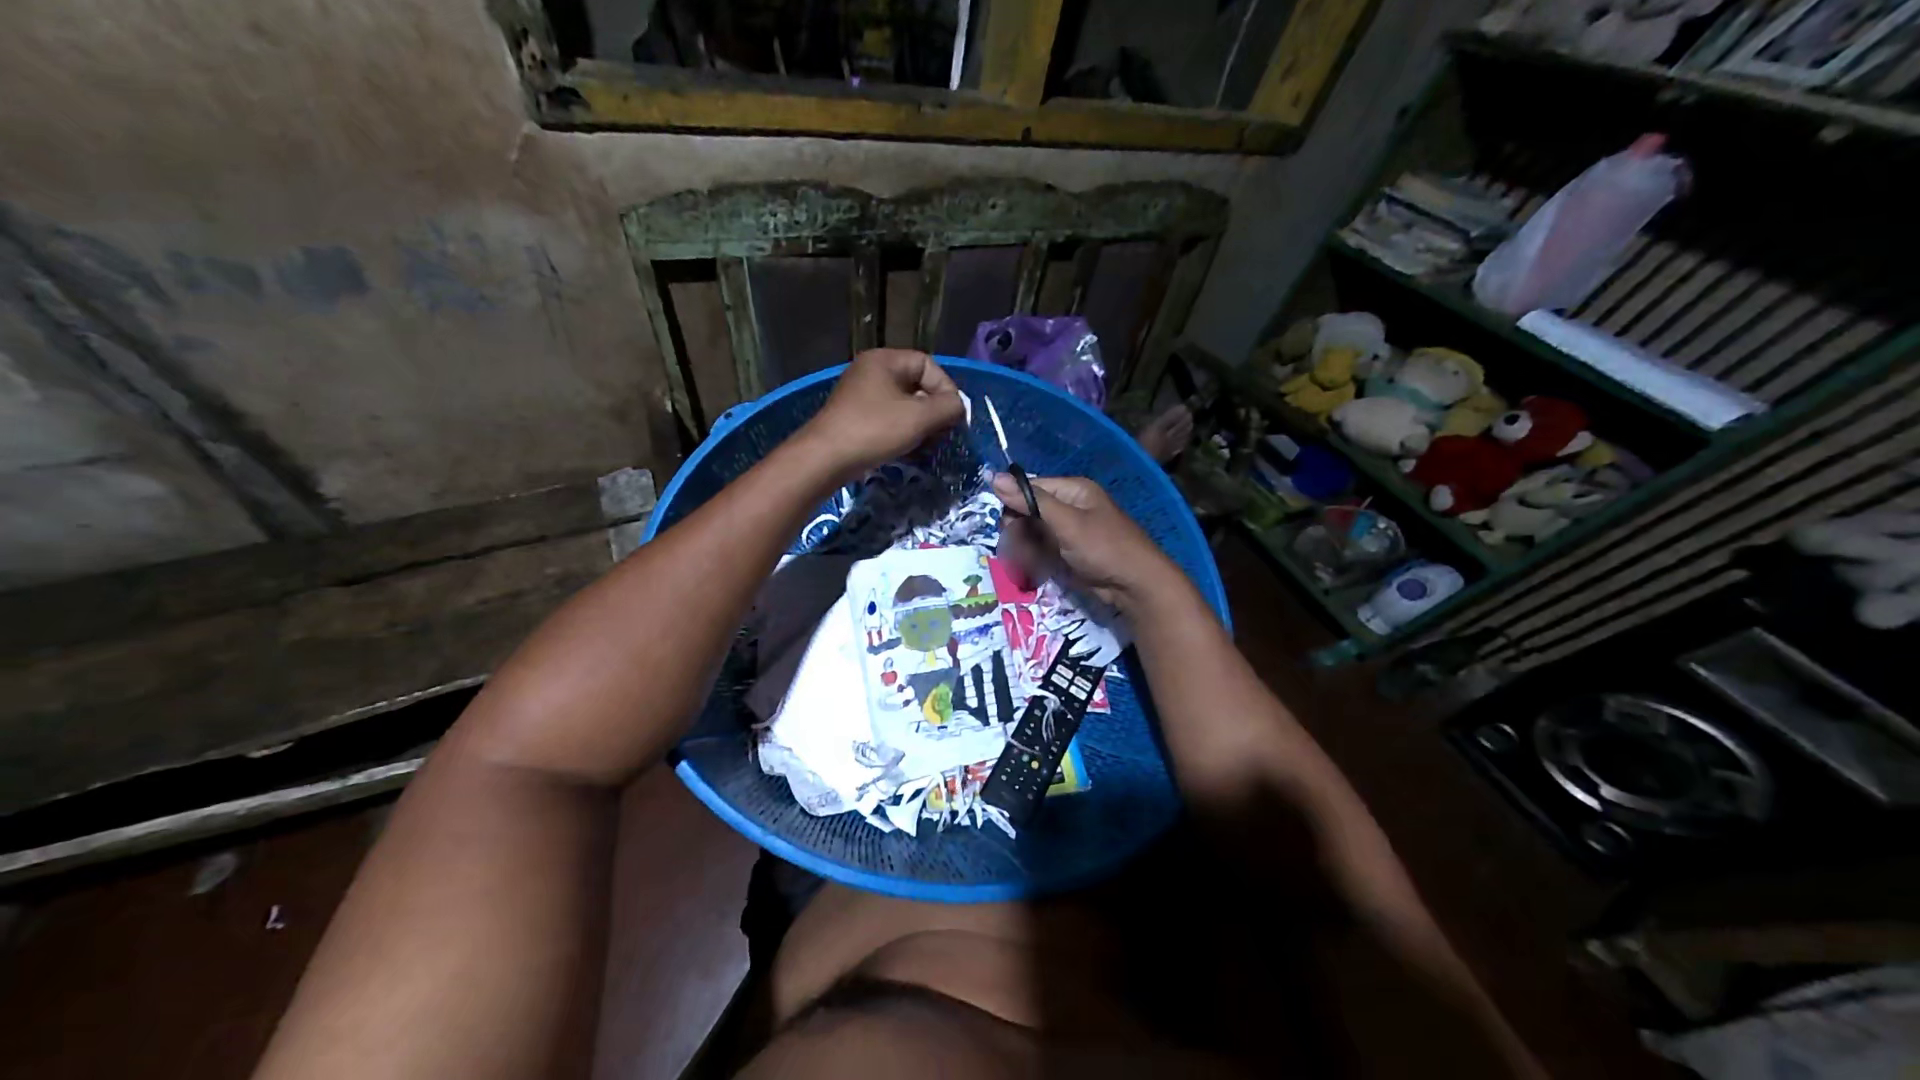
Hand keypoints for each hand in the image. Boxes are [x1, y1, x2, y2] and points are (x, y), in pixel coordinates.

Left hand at [800, 349, 965, 478]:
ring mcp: (861, 395)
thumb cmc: (874, 430)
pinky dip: (903, 433)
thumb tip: (959, 407)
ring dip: (921, 425)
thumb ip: (948, 407)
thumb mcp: (919, 417)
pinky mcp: (856, 418)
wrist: (825, 459)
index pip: (929, 365)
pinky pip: (889, 419)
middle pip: (917, 385)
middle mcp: (872, 371)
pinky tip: (908, 452)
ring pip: (904, 405)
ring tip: (927, 446)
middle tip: (943, 434)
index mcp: (885, 360)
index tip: (954, 416)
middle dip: (935, 410)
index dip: (947, 388)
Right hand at [990, 474, 1182, 612]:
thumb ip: (1031, 502)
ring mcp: (1067, 531)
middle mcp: (1068, 506)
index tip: (1008, 527)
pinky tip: (1036, 570)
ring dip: (1024, 549)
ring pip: (1030, 534)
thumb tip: (994, 477)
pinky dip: (1035, 560)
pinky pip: (1040, 550)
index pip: (1029, 488)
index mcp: (1072, 490)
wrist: (1135, 586)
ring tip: (1031, 564)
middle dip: (1019, 532)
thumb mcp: (1067, 523)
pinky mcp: (1066, 552)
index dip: (1013, 505)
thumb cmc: (1104, 548)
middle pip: (1026, 512)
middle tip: (1020, 550)